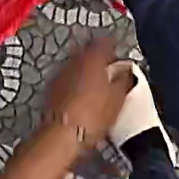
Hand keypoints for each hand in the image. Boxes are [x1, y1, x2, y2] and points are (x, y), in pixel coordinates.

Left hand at [41, 38, 135, 155]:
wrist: (61, 135)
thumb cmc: (92, 115)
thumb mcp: (117, 99)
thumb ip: (124, 80)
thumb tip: (127, 71)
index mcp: (92, 58)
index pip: (104, 42)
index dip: (114, 48)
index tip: (120, 56)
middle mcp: (74, 60)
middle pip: (88, 52)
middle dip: (99, 59)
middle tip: (111, 71)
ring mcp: (60, 73)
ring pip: (77, 65)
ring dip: (87, 71)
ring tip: (98, 86)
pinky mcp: (51, 88)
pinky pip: (68, 79)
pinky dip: (76, 83)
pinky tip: (83, 97)